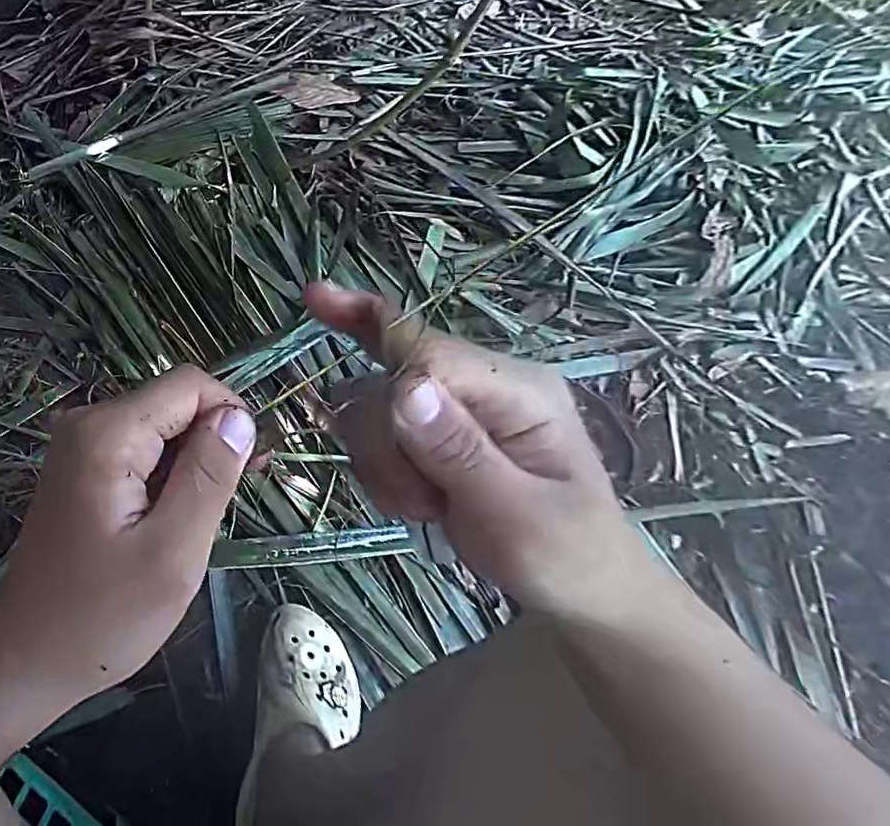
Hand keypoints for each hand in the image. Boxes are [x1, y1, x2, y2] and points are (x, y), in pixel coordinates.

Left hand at [0, 366, 254, 761]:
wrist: (26, 657)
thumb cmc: (101, 617)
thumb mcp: (172, 553)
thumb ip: (208, 476)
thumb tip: (239, 416)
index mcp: (107, 432)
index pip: (189, 384)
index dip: (230, 416)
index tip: (248, 471)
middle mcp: (87, 421)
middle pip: (173, 402)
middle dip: (212, 441)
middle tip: (225, 507)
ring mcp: (79, 443)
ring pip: (160, 426)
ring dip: (191, 461)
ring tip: (196, 521)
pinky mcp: (80, 465)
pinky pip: (139, 448)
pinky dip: (166, 473)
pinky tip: (170, 517)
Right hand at [305, 282, 657, 620]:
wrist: (575, 591)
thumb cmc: (563, 558)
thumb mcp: (519, 518)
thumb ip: (459, 452)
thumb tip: (405, 388)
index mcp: (515, 388)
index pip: (427, 351)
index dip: (368, 327)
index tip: (314, 298)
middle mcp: (476, 381)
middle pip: (386, 379)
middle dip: (383, 444)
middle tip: (419, 501)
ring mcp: (448, 402)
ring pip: (367, 405)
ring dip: (380, 462)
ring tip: (426, 505)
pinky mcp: (426, 425)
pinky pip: (369, 428)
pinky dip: (377, 468)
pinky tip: (414, 498)